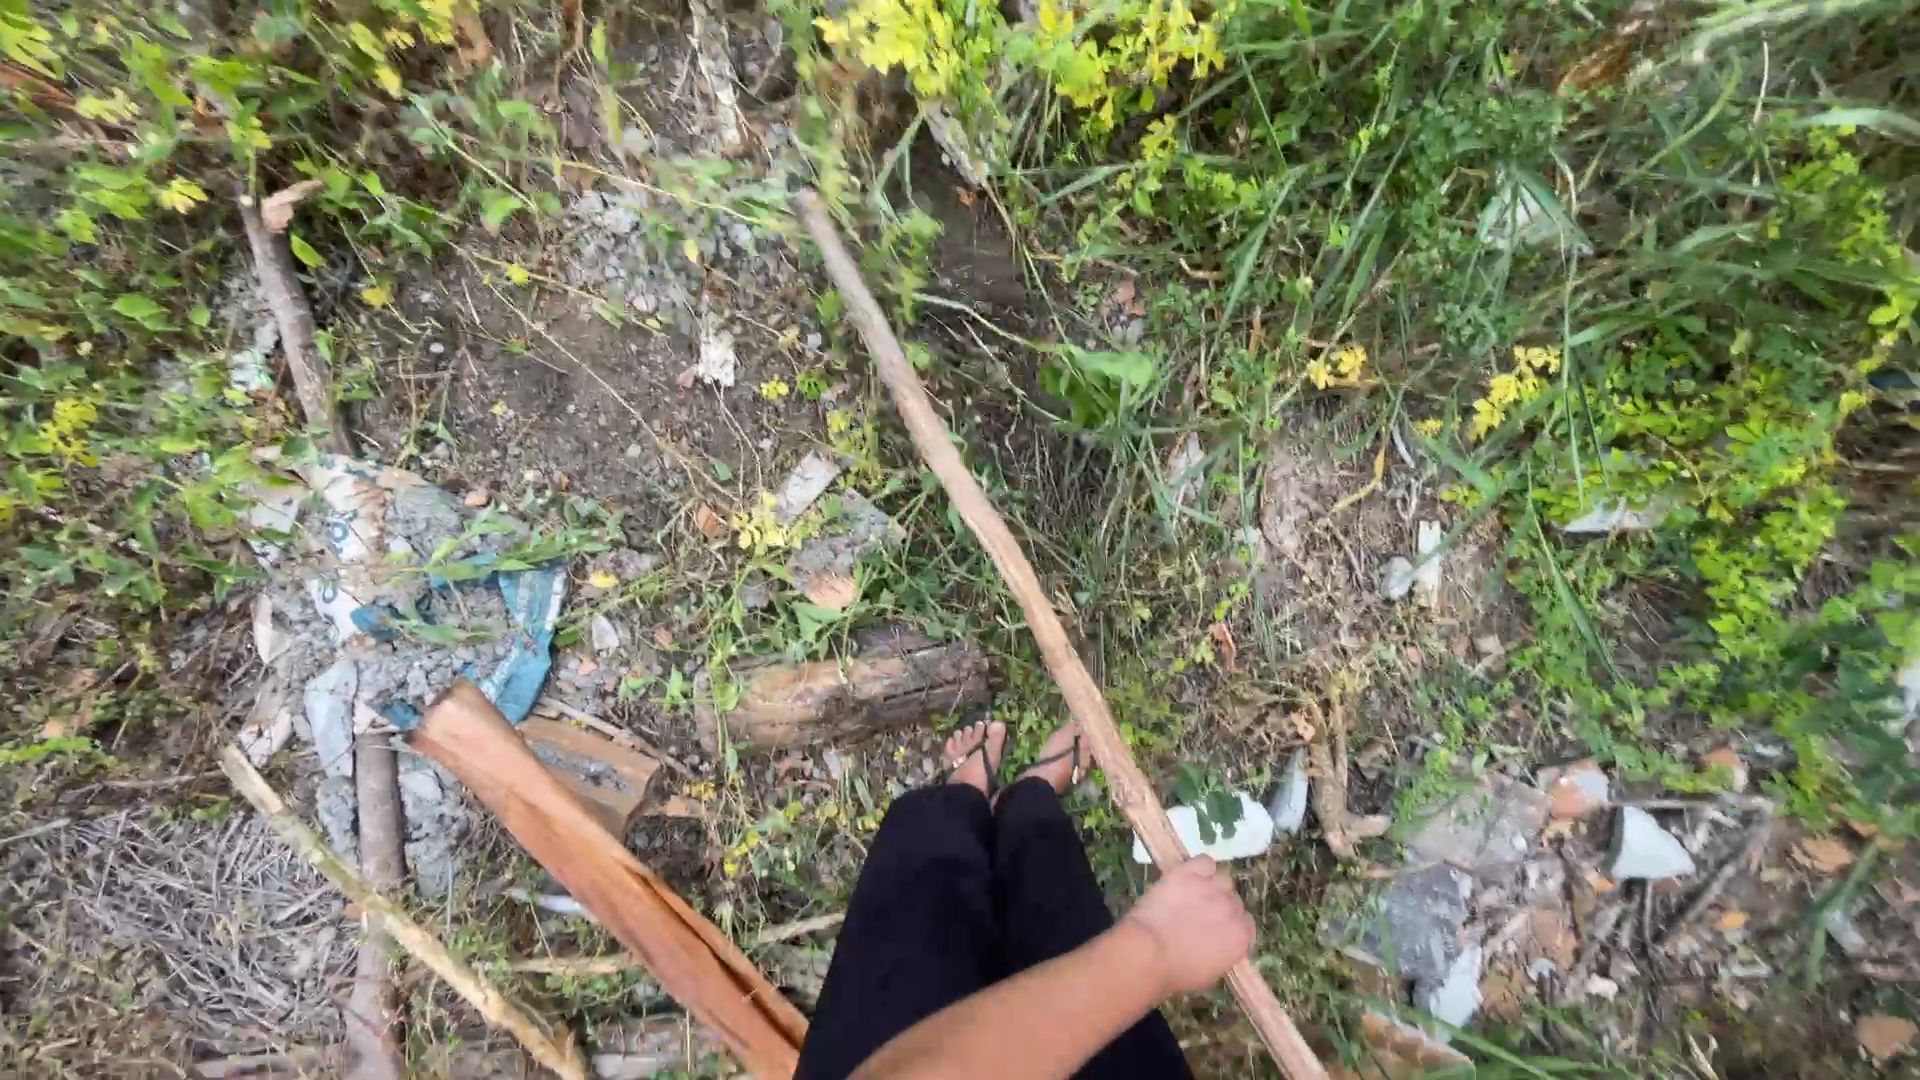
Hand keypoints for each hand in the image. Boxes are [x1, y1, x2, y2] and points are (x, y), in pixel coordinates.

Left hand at [1117, 855, 1254, 996]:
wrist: (1150, 949)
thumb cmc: (1178, 970)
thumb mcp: (1211, 972)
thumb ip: (1223, 951)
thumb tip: (1220, 941)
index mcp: (1240, 937)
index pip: (1247, 923)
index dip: (1233, 924)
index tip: (1220, 928)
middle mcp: (1231, 909)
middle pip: (1234, 900)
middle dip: (1222, 906)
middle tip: (1203, 912)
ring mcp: (1210, 888)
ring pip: (1223, 879)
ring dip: (1214, 885)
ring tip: (1197, 893)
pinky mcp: (1188, 873)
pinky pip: (1205, 861)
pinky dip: (1200, 867)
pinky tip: (1190, 875)